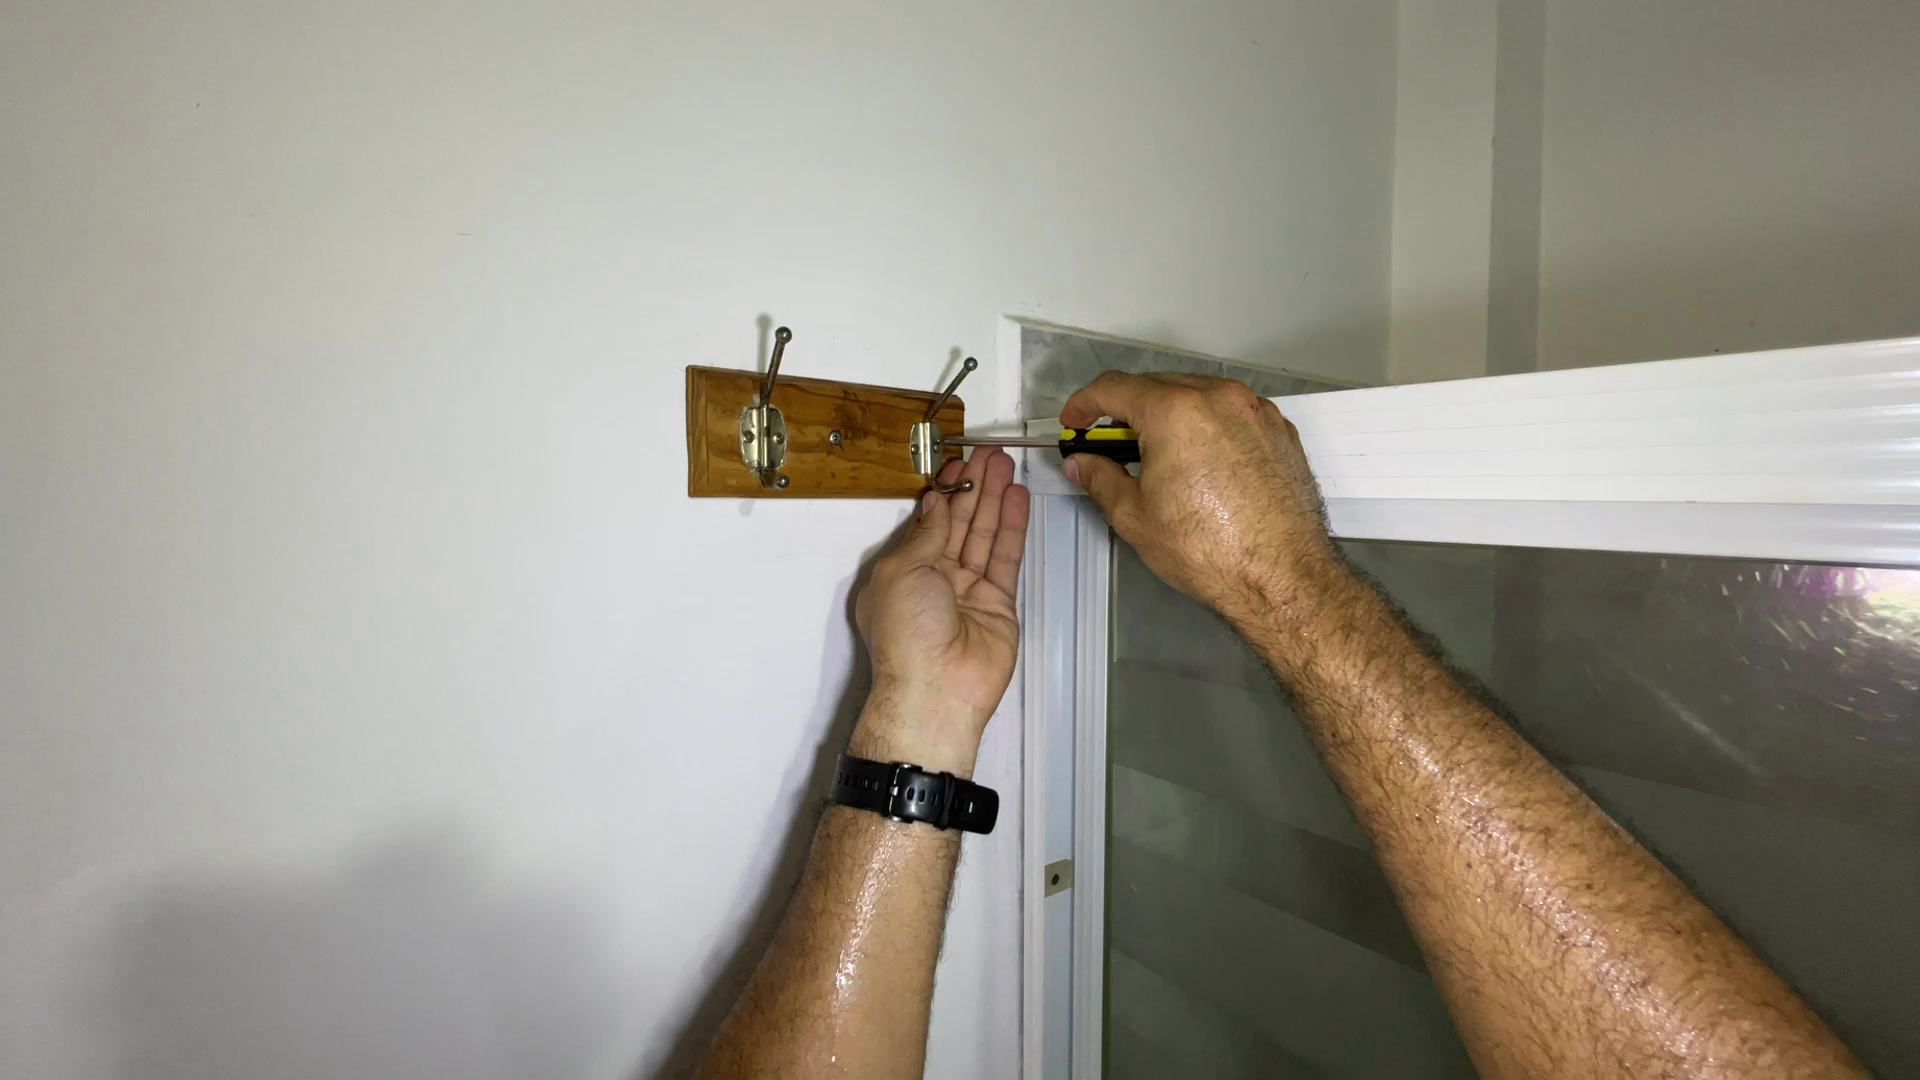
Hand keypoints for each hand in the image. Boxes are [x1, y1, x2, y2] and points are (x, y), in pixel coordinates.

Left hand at [851, 448, 1029, 777]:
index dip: (945, 492)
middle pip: (959, 523)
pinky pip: (1005, 558)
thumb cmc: (907, 631)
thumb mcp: (902, 570)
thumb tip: (936, 503)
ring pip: (984, 535)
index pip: (928, 521)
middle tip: (989, 454)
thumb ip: (926, 533)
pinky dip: (1012, 528)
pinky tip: (1017, 499)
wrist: (937, 688)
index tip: (959, 464)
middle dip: (974, 488)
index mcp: (903, 570)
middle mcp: (935, 577)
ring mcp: (968, 590)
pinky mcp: (998, 602)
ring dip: (995, 499)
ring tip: (1006, 466)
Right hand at [1061, 372, 1337, 623]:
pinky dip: (1205, 425)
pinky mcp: (1280, 430)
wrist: (1283, 576)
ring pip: (1196, 394)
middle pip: (1156, 385)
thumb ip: (1101, 479)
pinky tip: (1197, 461)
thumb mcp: (1134, 516)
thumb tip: (1081, 463)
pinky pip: (1230, 413)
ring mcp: (1255, 411)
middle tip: (1108, 444)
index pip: (1114, 388)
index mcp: (1175, 412)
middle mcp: (1218, 398)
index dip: (1083, 404)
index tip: (1073, 423)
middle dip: (1125, 409)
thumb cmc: (1205, 549)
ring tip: (1154, 454)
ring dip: (1167, 414)